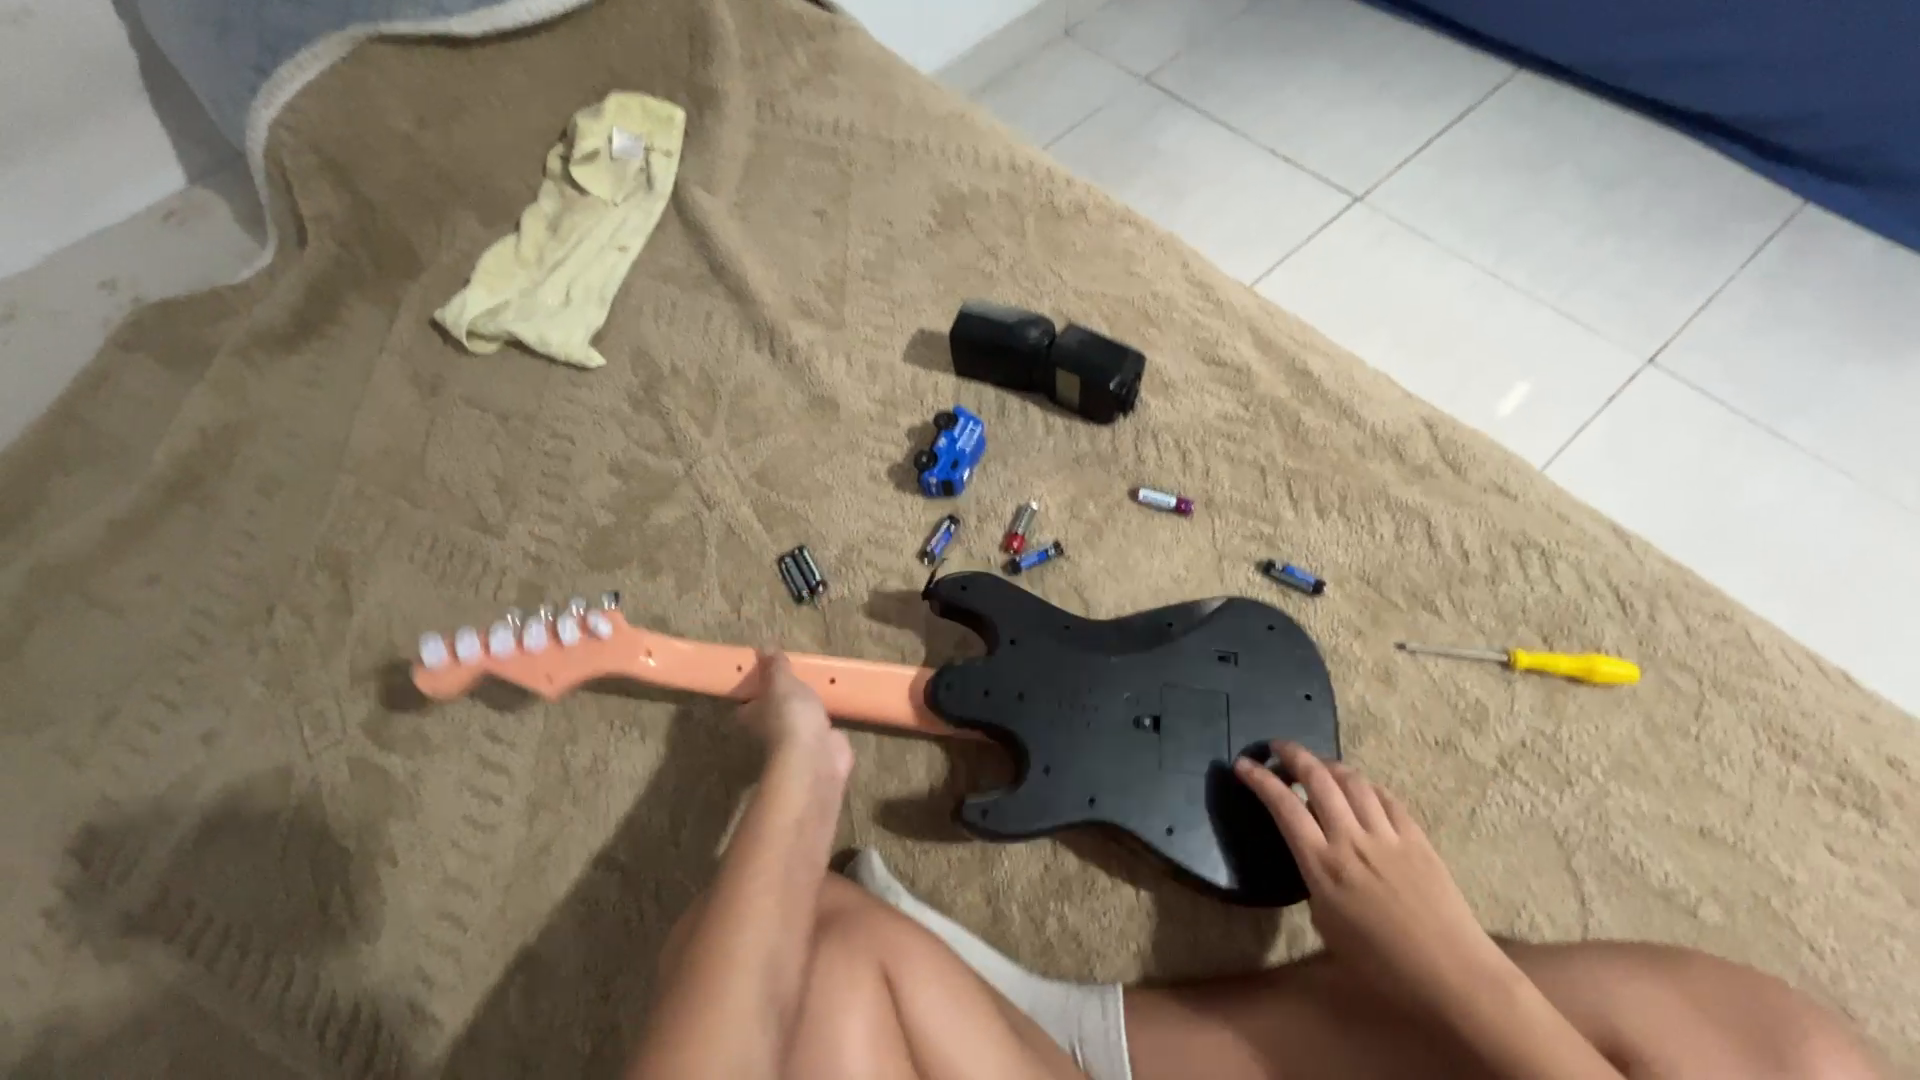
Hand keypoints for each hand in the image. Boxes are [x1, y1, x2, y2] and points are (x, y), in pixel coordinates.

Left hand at [737, 652, 853, 777]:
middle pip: (774, 711)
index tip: (769, 674)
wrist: (815, 756)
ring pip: (799, 721)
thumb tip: (764, 648)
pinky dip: (828, 723)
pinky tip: (838, 708)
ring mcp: (796, 742)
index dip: (756, 689)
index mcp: (751, 715)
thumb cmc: (790, 715)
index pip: (747, 701)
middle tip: (800, 677)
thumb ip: (775, 666)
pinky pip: (822, 731)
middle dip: (785, 700)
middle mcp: (769, 731)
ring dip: (808, 711)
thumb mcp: (781, 683)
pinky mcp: (820, 748)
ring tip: (821, 688)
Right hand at [1234, 742, 1507, 1005]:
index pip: (1283, 806)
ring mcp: (1387, 836)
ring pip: (1354, 781)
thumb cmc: (1381, 965)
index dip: (1260, 779)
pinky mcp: (1418, 839)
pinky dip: (1366, 785)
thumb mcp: (1327, 924)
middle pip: (1318, 779)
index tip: (1243, 764)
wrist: (1452, 976)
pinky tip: (1360, 787)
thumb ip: (1314, 881)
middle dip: (1293, 755)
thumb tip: (1314, 856)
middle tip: (1277, 747)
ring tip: (1317, 763)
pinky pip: (1386, 798)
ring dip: (1329, 764)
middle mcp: (1351, 841)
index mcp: (1322, 865)